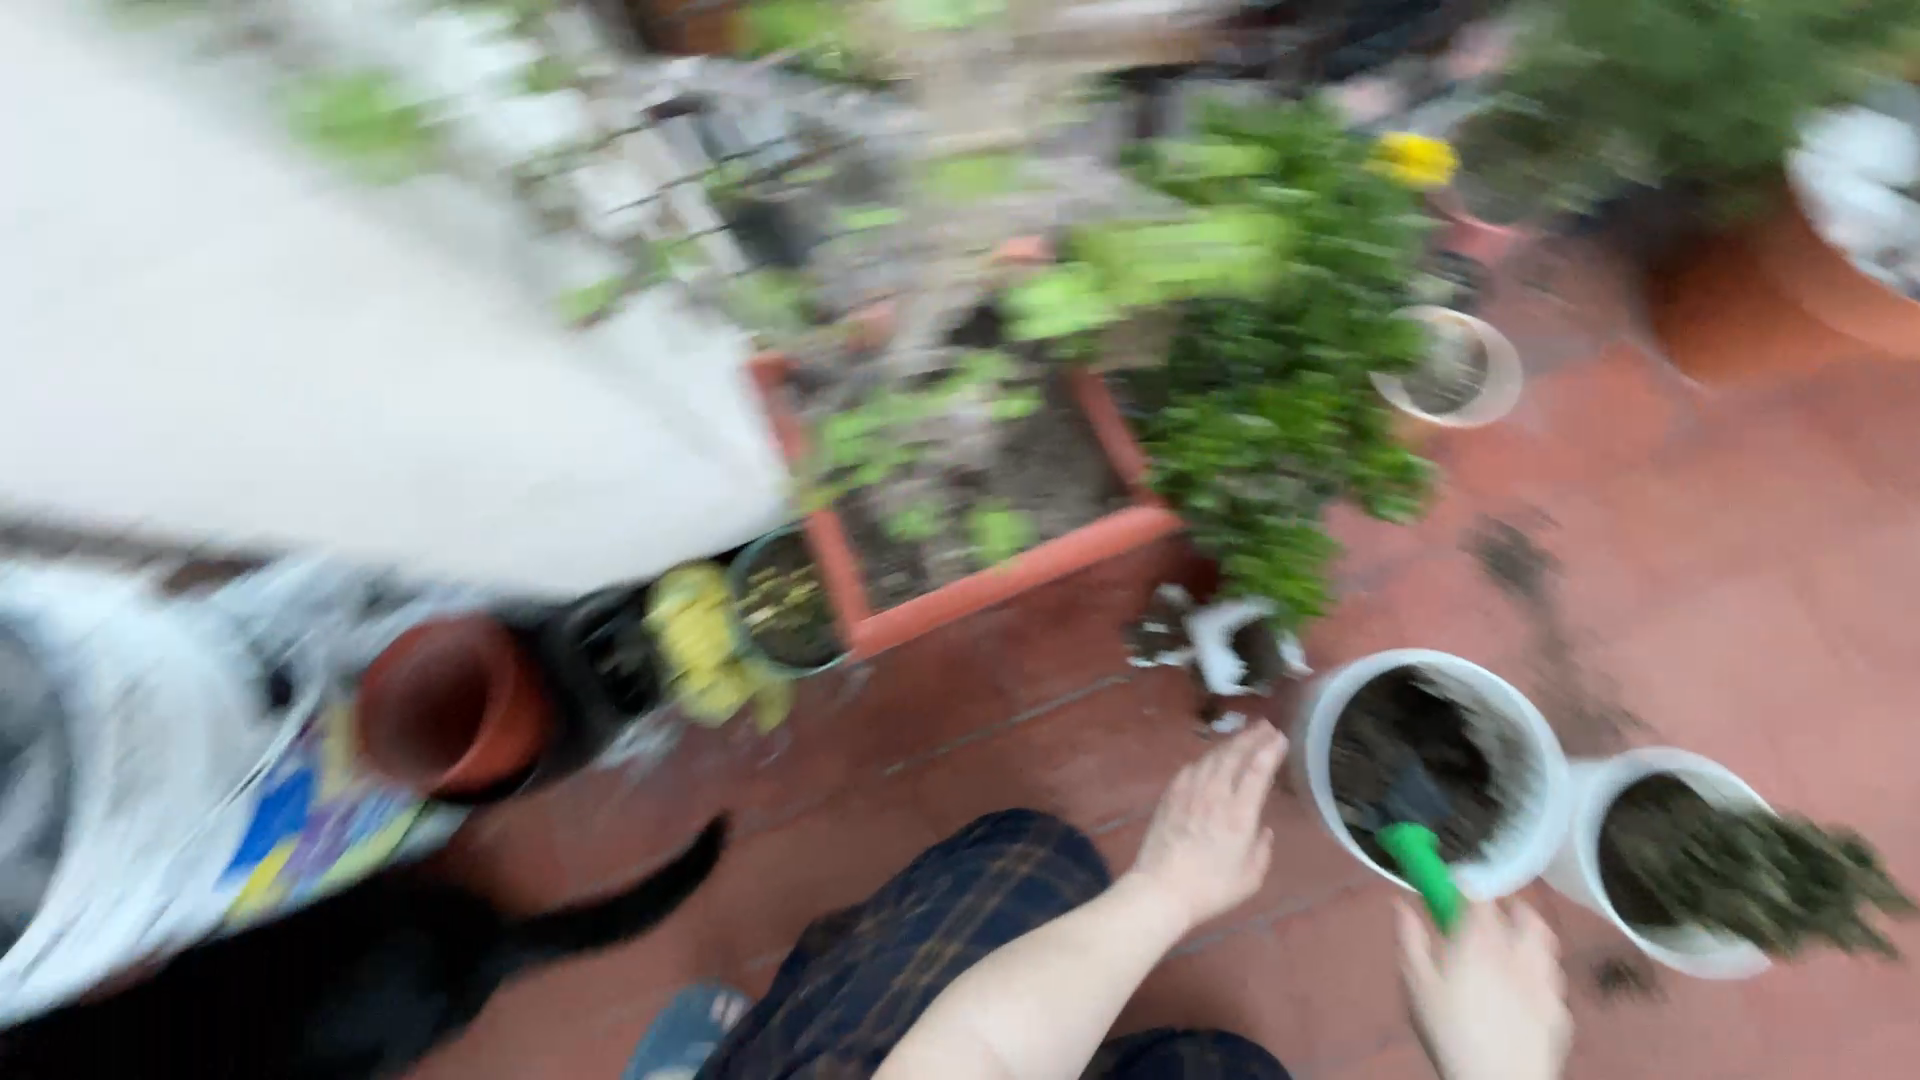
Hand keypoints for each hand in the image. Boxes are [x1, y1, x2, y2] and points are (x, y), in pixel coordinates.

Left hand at [1122, 721, 1287, 931]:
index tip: (1280, 738)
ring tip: (1244, 736)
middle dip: (1251, 737)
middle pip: (1234, 755)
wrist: (1162, 887)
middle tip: (1265, 726)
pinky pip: (1192, 767)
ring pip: (1212, 757)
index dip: (1270, 750)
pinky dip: (1208, 757)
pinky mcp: (1171, 794)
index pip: (1257, 771)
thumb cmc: (1211, 888)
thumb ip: (1262, 848)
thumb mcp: (1251, 876)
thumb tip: (1263, 829)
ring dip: (1230, 743)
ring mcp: (1189, 791)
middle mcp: (1214, 794)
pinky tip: (1212, 757)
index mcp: (1239, 814)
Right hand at [1398, 898, 1571, 1079]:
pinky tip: (1523, 984)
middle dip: (1510, 906)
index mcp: (1480, 943)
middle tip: (1490, 911)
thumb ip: (1411, 939)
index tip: (1453, 887)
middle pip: (1526, 917)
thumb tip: (1401, 903)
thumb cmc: (1447, 1030)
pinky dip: (1539, 970)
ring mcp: (1544, 985)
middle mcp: (1517, 957)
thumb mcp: (1415, 982)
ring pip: (1546, 946)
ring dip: (1529, 936)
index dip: (1468, 886)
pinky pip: (1553, 979)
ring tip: (1509, 943)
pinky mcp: (1560, 1014)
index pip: (1480, 899)